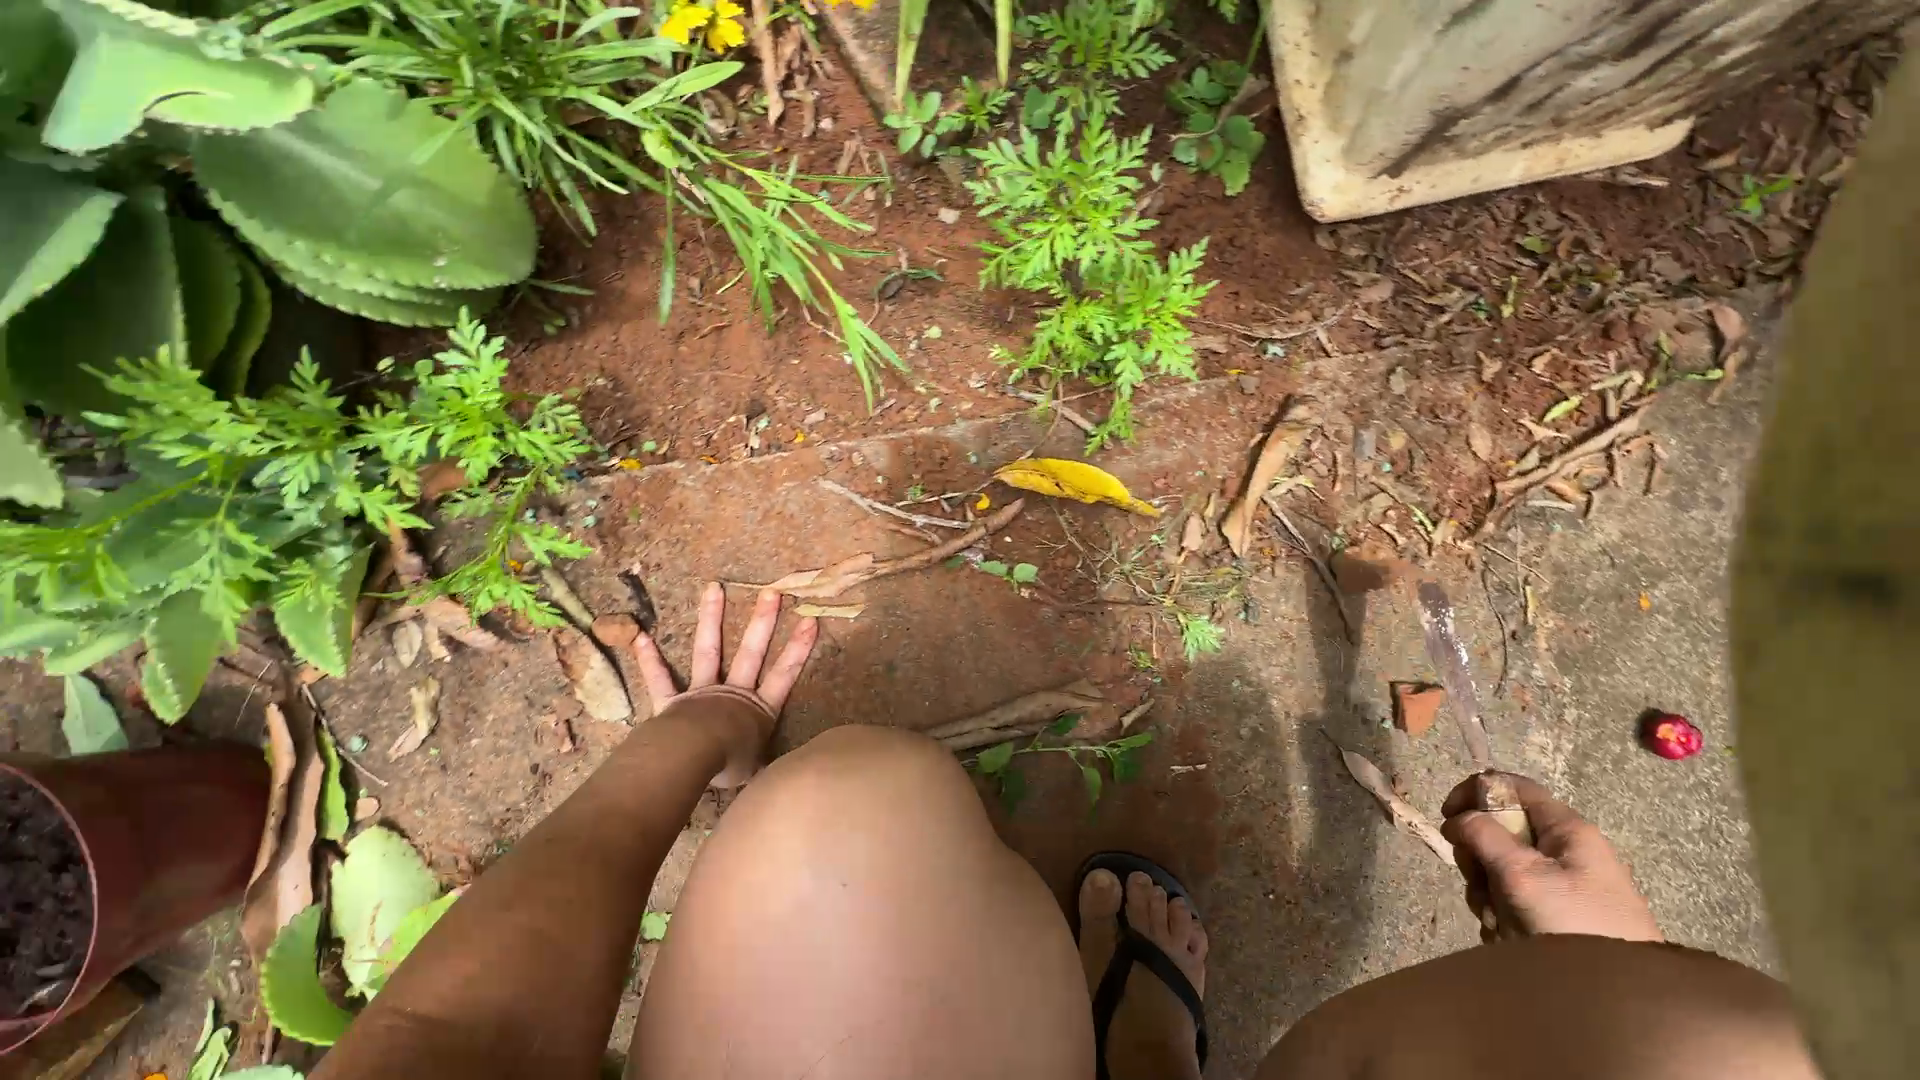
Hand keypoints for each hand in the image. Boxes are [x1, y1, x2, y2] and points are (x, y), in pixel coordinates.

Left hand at [631, 582, 817, 787]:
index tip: (811, 622)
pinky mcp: (672, 702)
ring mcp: (702, 693)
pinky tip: (640, 637)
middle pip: (751, 653)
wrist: (692, 760)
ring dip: (711, 618)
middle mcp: (734, 694)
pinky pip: (660, 679)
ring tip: (715, 588)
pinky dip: (649, 660)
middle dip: (763, 622)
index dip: (798, 650)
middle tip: (772, 593)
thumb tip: (776, 774)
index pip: (784, 675)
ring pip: (709, 651)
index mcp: (759, 710)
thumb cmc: (728, 766)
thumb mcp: (756, 770)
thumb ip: (763, 761)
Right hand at [1441, 772, 1661, 943]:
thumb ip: (1482, 834)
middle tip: (1476, 878)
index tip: (1447, 817)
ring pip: (1500, 865)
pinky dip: (1499, 908)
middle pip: (1499, 829)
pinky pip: (1511, 894)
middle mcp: (1564, 849)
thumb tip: (1458, 819)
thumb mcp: (1520, 872)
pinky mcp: (1557, 910)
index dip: (1473, 791)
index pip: (1512, 785)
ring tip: (1493, 915)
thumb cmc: (1573, 922)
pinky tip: (1504, 929)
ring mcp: (1561, 882)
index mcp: (1566, 829)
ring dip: (1485, 887)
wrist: (1619, 993)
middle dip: (1477, 853)